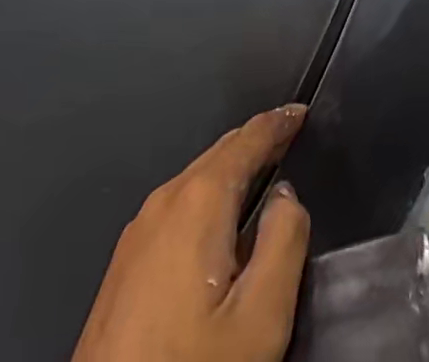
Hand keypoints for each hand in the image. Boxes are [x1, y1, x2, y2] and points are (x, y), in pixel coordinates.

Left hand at [72, 104, 310, 361]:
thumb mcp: (259, 316)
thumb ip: (283, 243)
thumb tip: (287, 196)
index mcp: (197, 203)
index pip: (245, 143)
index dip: (276, 124)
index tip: (299, 113)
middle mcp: (163, 202)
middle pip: (218, 154)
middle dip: (255, 139)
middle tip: (287, 131)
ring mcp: (140, 228)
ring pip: (196, 178)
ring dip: (232, 166)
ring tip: (263, 166)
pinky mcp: (130, 256)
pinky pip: (179, 204)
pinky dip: (210, 193)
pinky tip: (223, 217)